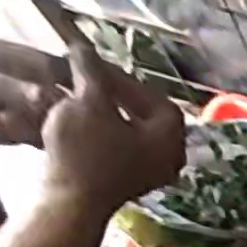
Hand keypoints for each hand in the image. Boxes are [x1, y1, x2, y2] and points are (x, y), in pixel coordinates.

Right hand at [38, 32, 181, 217]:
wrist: (76, 195)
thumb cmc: (86, 150)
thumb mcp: (89, 105)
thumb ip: (93, 76)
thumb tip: (86, 51)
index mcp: (170, 143)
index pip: (165, 106)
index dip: (135, 84)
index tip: (103, 70)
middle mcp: (170, 159)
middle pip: (154, 119)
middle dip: (123, 95)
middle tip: (91, 78)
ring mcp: (154, 171)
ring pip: (139, 131)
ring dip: (113, 109)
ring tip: (82, 93)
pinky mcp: (134, 177)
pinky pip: (128, 145)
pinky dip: (109, 126)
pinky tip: (83, 116)